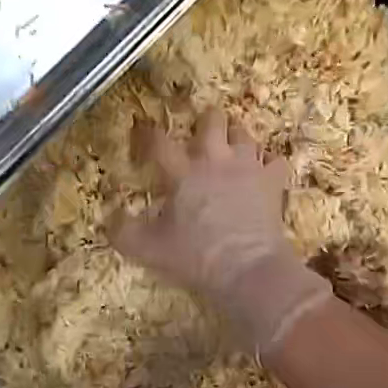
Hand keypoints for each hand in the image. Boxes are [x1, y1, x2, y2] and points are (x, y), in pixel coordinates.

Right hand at [114, 108, 331, 355]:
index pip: (161, 143)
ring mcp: (248, 167)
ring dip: (238, 137)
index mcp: (183, 173)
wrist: (247, 267)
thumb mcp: (149, 250)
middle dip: (207, 120)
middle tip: (204, 127)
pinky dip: (271, 163)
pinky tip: (267, 170)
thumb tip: (111, 219)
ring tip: (234, 144)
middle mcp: (216, 160)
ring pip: (245, 135)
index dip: (151, 134)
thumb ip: (125, 232)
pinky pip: (277, 161)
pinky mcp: (273, 181)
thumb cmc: (195, 257)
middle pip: (213, 122)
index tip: (146, 130)